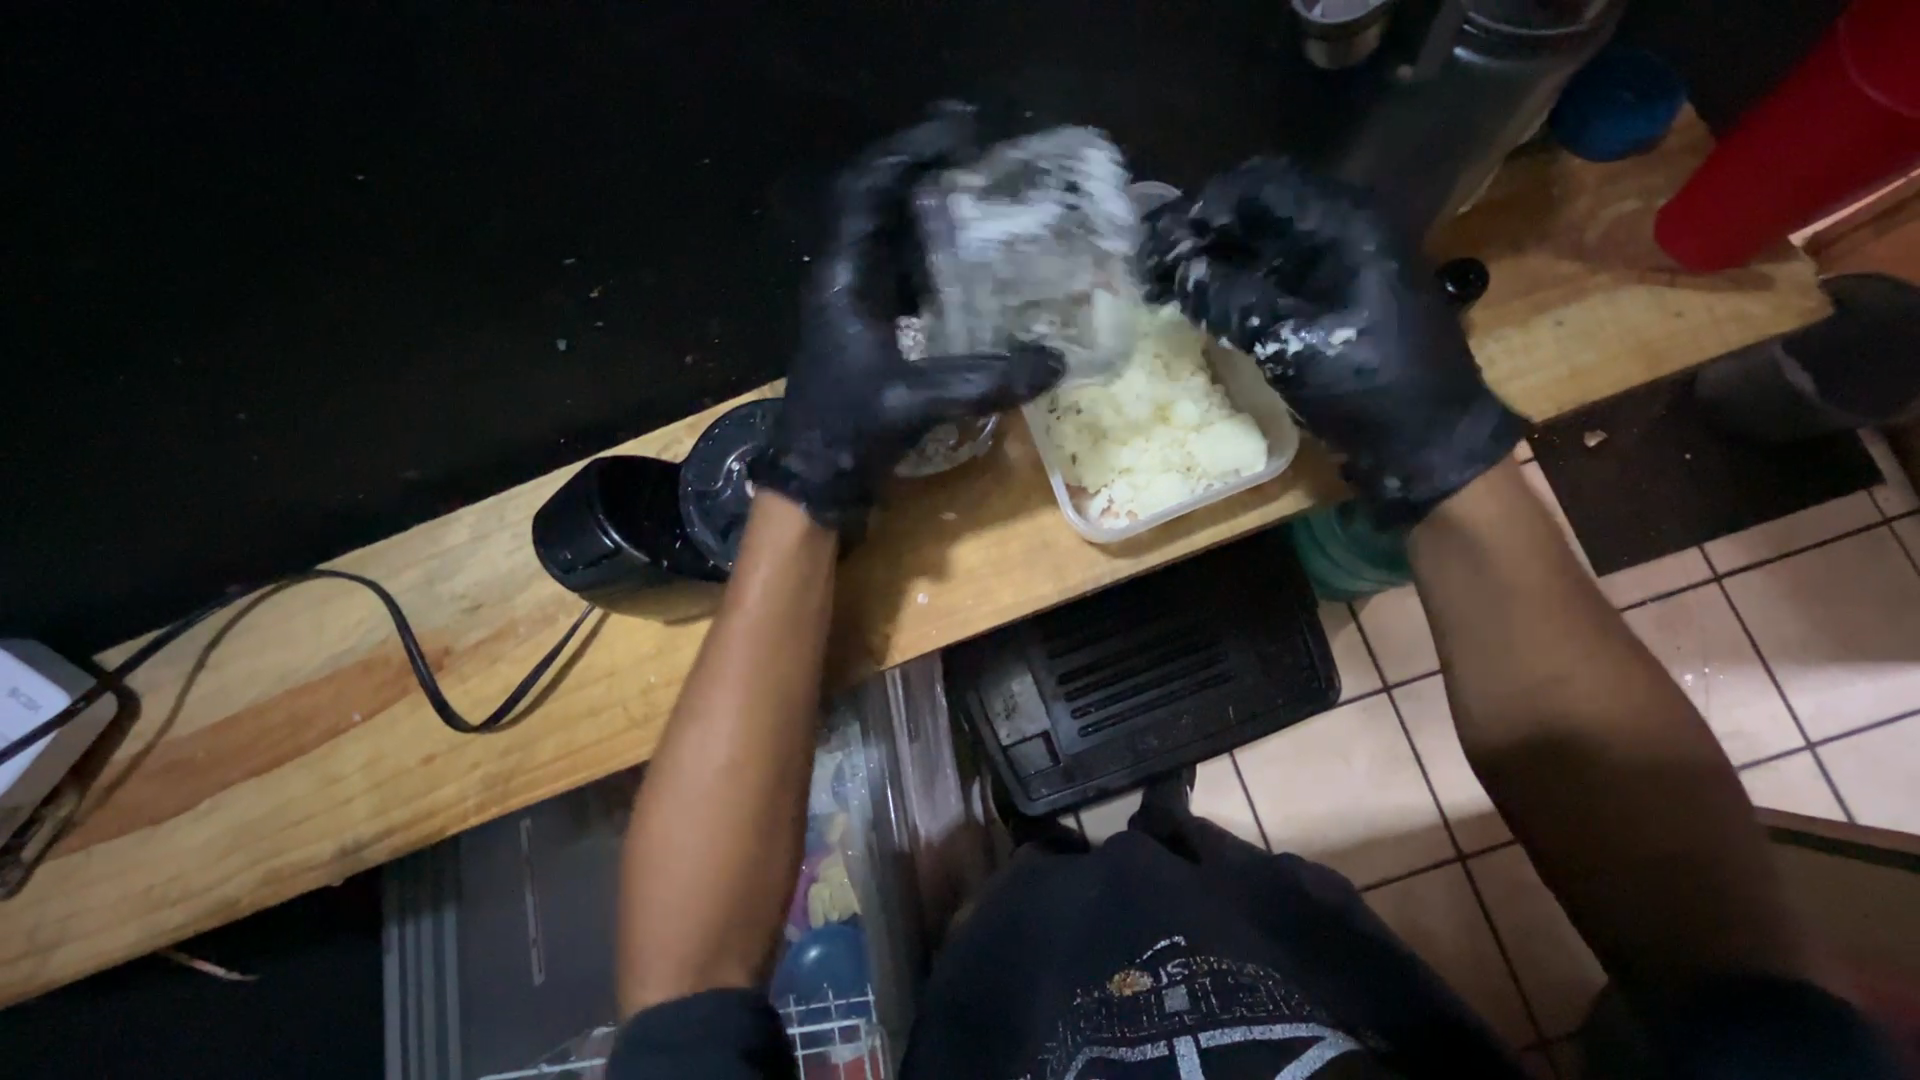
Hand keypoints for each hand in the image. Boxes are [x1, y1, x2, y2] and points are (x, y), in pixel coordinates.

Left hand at [752, 105, 1066, 528]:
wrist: (814, 479)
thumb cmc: (848, 433)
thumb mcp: (914, 401)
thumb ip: (982, 381)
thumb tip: (1055, 362)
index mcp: (843, 278)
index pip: (868, 191)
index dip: (910, 153)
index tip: (961, 132)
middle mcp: (845, 280)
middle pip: (881, 206)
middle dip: (927, 176)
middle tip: (984, 159)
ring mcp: (854, 305)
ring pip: (891, 241)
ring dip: (931, 218)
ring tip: (984, 201)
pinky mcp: (868, 331)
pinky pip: (902, 278)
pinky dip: (934, 264)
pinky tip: (971, 270)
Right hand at [1140, 158, 1526, 523]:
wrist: (1425, 440)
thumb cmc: (1369, 387)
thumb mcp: (1293, 343)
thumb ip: (1233, 300)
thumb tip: (1180, 272)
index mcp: (1344, 223)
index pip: (1258, 186)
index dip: (1201, 207)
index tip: (1156, 241)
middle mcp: (1340, 230)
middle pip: (1255, 207)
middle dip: (1200, 230)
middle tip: (1152, 261)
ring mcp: (1335, 264)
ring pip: (1259, 240)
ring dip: (1211, 255)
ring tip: (1163, 280)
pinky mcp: (1327, 296)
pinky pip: (1270, 273)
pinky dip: (1231, 281)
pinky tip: (1198, 300)